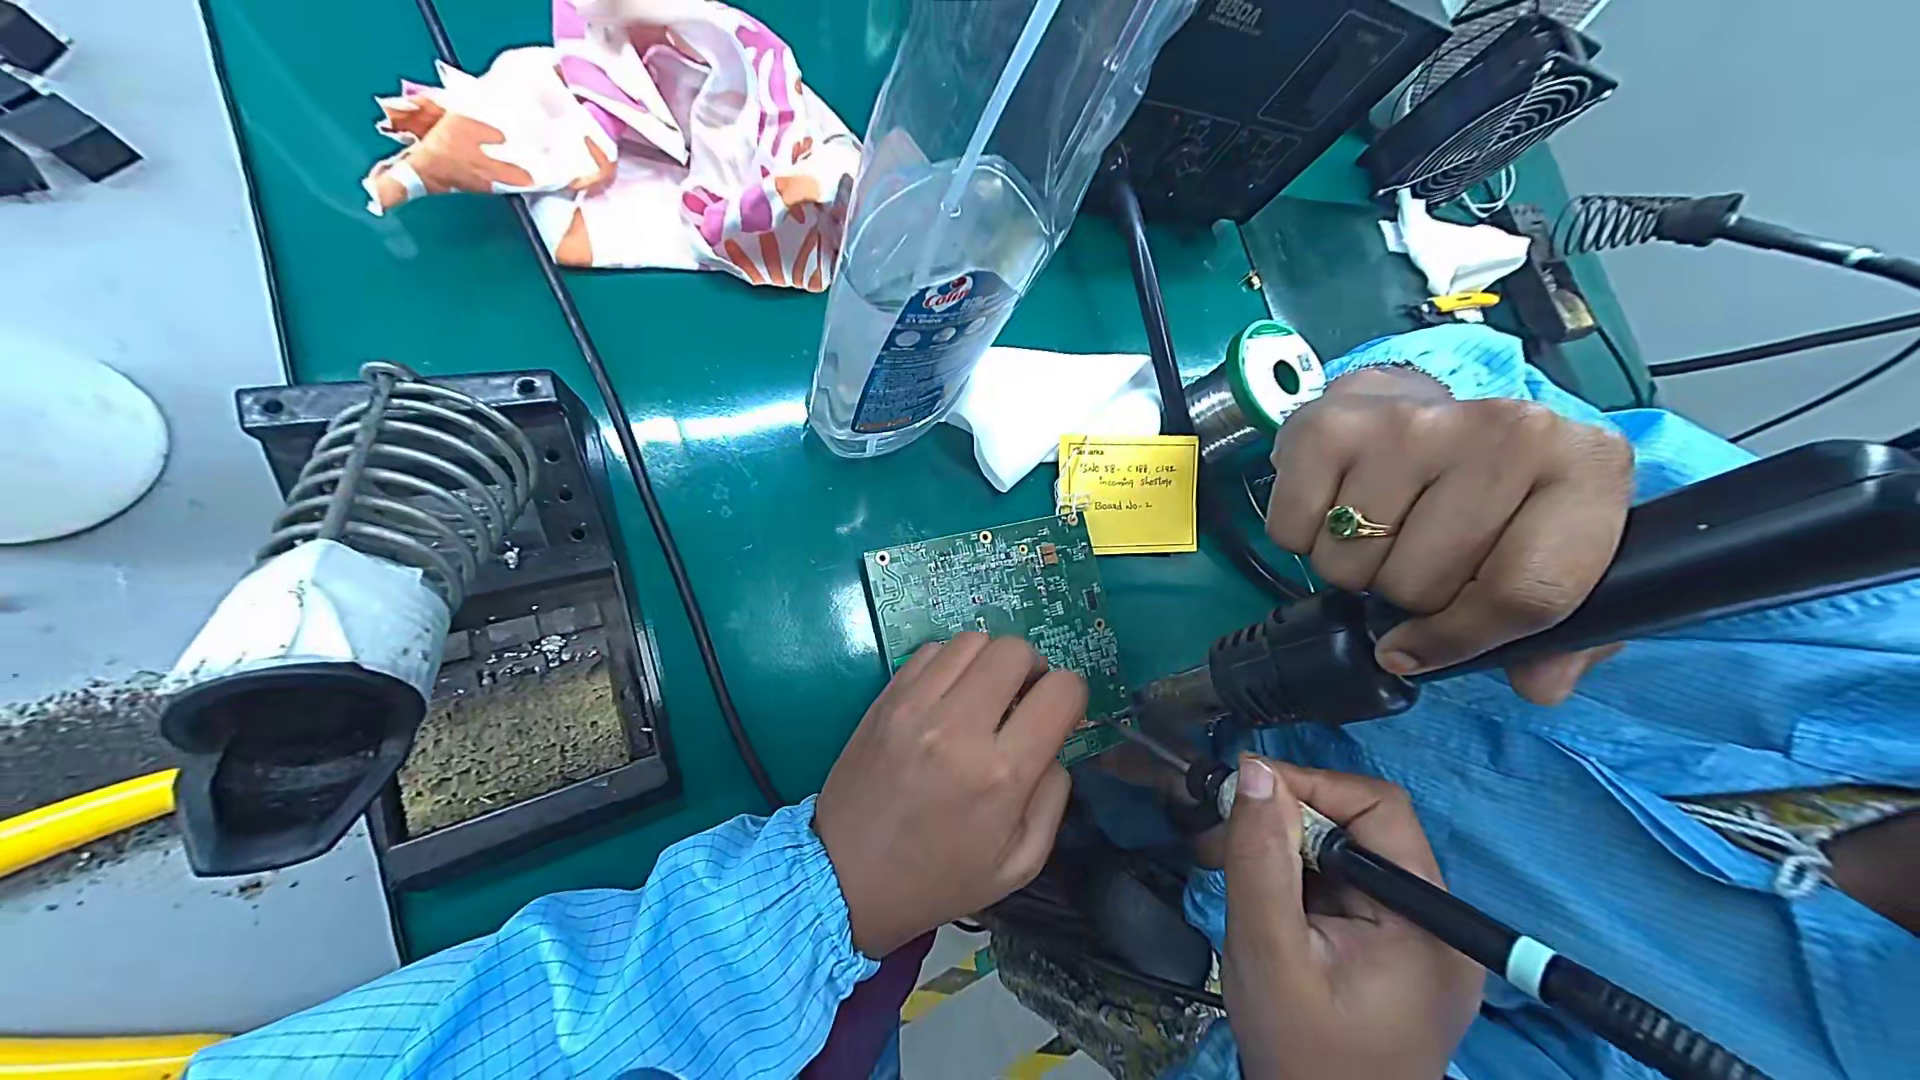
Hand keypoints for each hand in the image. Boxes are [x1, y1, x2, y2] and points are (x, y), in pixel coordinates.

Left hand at [814, 633, 1085, 955]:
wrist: (845, 878)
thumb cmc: (939, 879)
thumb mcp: (1020, 861)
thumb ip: (1054, 794)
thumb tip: (1055, 738)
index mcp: (1001, 774)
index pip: (1060, 691)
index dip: (1072, 694)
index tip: (1060, 711)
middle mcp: (958, 727)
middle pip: (1015, 650)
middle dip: (1033, 667)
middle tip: (1023, 698)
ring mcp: (914, 705)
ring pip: (973, 640)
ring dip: (991, 661)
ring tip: (985, 694)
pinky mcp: (885, 698)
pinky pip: (932, 650)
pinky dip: (951, 663)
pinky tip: (948, 695)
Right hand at [1223, 756, 1481, 1079]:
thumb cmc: (1300, 1052)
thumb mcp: (1267, 949)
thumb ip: (1260, 856)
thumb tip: (1255, 770)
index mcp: (1423, 920)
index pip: (1378, 808)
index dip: (1310, 786)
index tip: (1247, 795)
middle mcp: (1432, 917)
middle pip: (1361, 823)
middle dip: (1289, 817)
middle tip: (1230, 834)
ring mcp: (1414, 931)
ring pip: (1344, 846)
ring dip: (1286, 843)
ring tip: (1237, 866)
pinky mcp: (1390, 942)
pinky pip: (1340, 877)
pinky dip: (1295, 870)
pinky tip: (1264, 893)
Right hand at [1267, 367, 1633, 702]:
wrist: (1404, 402)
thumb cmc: (1479, 480)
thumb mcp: (1547, 543)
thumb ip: (1562, 626)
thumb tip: (1536, 684)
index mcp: (1582, 465)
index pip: (1525, 594)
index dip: (1464, 641)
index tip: (1419, 651)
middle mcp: (1499, 433)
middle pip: (1419, 585)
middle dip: (1400, 592)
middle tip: (1405, 556)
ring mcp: (1405, 426)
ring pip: (1349, 564)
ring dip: (1349, 567)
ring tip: (1369, 530)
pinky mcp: (1326, 429)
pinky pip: (1291, 534)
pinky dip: (1300, 539)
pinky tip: (1329, 508)